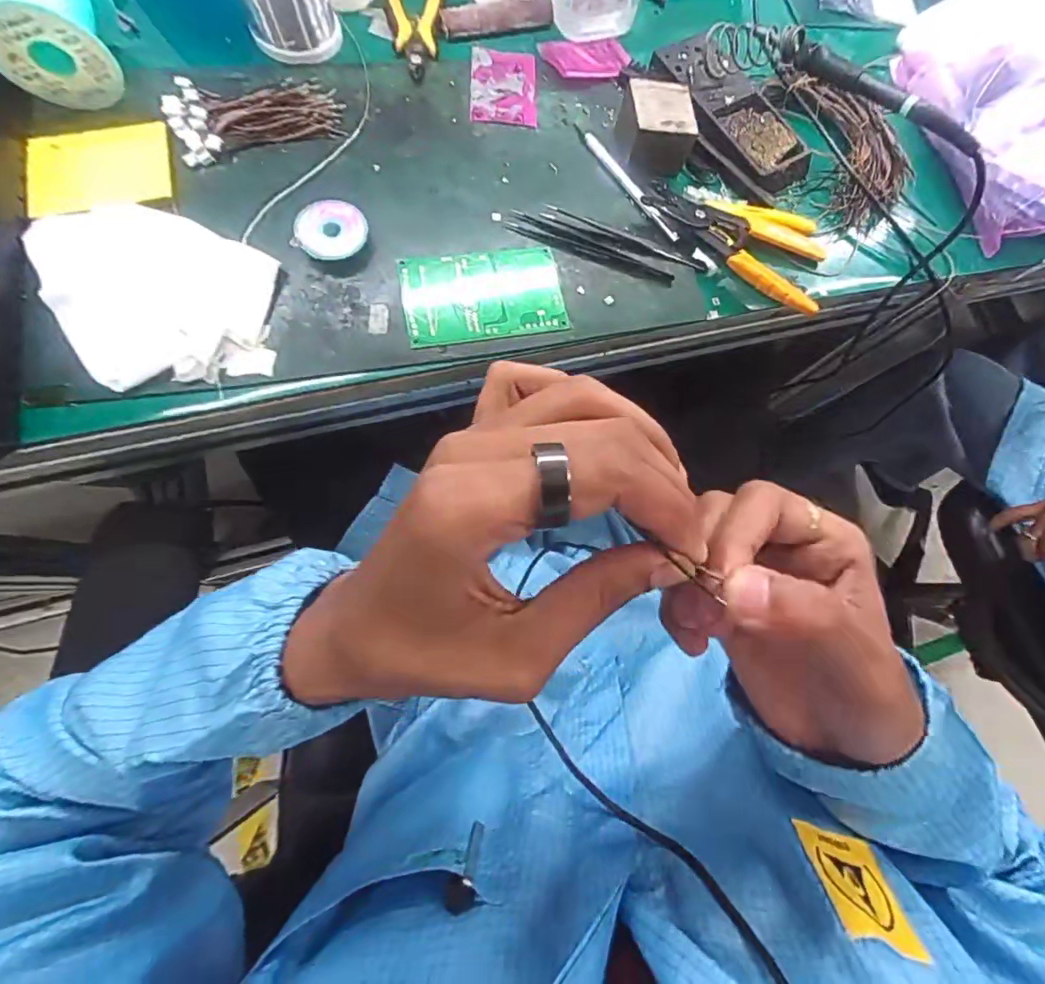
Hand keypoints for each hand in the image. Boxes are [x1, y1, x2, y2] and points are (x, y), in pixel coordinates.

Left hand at [283, 370, 701, 704]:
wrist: (354, 629)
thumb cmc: (424, 654)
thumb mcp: (518, 657)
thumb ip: (596, 598)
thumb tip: (667, 557)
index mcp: (474, 505)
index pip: (601, 465)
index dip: (664, 501)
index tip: (690, 548)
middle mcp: (468, 449)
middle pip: (597, 423)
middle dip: (659, 473)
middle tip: (679, 527)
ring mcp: (464, 433)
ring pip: (573, 394)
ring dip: (632, 433)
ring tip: (657, 488)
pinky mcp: (464, 434)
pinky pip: (529, 388)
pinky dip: (578, 405)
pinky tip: (596, 444)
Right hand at [660, 482, 924, 766]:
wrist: (843, 741)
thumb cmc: (865, 691)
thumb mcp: (849, 651)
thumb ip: (800, 610)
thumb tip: (733, 584)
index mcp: (820, 536)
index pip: (761, 502)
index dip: (734, 532)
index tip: (723, 585)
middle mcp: (777, 542)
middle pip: (715, 514)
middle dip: (698, 557)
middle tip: (702, 611)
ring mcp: (742, 569)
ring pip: (688, 543)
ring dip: (679, 583)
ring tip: (697, 630)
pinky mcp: (717, 600)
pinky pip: (677, 583)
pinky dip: (673, 609)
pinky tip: (694, 644)